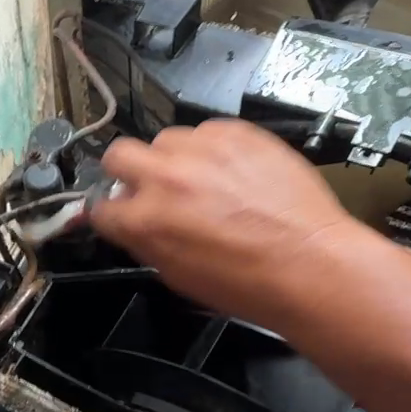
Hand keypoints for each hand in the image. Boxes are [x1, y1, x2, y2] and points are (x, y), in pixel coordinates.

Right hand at [88, 120, 379, 325]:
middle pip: (118, 154)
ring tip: (198, 179)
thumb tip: (130, 223)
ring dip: (172, 158)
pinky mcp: (237, 134)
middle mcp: (166, 178)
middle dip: (126, 170)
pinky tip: (229, 172)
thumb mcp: (175, 275)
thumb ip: (143, 240)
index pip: (100, 206)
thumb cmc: (248, 281)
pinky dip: (210, 149)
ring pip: (165, 139)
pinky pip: (207, 131)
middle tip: (146, 185)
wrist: (310, 265)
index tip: (120, 213)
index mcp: (144, 221)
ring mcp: (202, 151)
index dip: (110, 212)